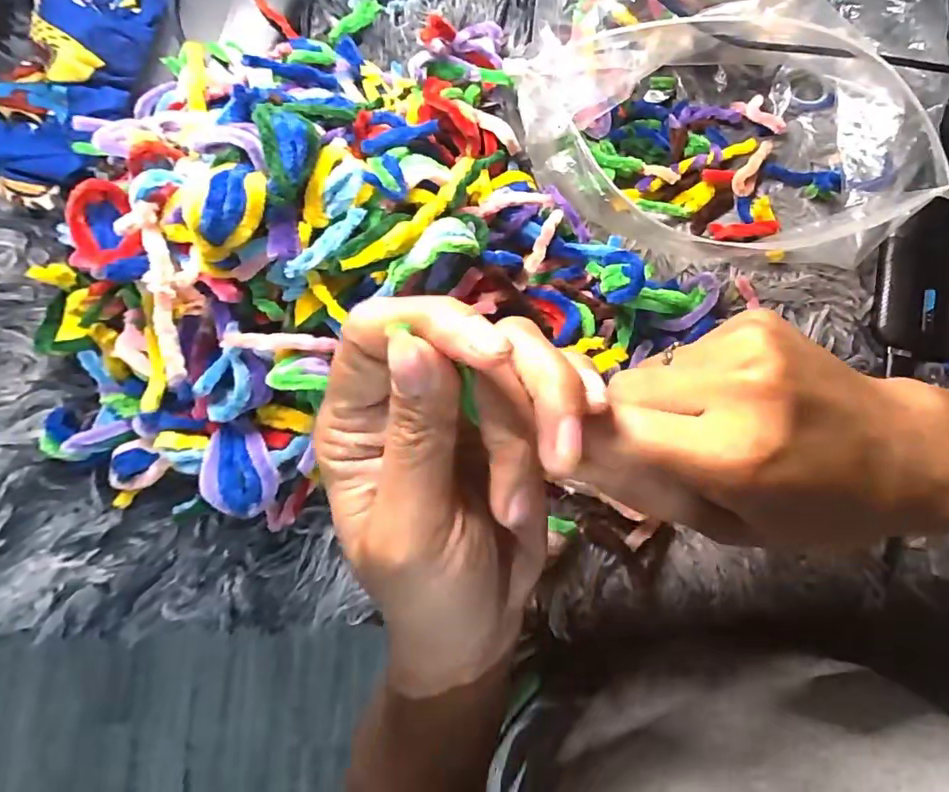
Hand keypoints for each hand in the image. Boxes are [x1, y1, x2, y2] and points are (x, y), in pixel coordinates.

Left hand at [314, 298, 546, 696]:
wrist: (483, 625)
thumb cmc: (426, 590)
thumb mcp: (414, 527)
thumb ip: (415, 437)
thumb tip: (412, 344)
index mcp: (360, 414)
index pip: (377, 329)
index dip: (434, 322)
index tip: (495, 356)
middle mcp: (414, 388)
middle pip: (469, 329)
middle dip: (523, 384)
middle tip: (556, 453)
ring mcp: (470, 394)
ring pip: (523, 348)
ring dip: (553, 408)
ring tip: (561, 471)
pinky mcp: (518, 406)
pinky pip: (557, 373)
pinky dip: (578, 401)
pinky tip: (589, 432)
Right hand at [508, 309, 915, 547]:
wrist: (899, 445)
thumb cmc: (824, 509)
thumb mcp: (736, 527)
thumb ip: (654, 490)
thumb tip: (580, 455)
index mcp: (734, 450)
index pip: (618, 428)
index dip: (587, 437)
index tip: (578, 450)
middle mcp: (735, 382)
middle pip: (627, 388)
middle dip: (624, 418)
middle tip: (658, 445)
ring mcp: (746, 339)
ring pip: (656, 366)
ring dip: (660, 395)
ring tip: (705, 420)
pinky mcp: (754, 316)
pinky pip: (688, 350)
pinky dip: (691, 376)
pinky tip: (732, 394)